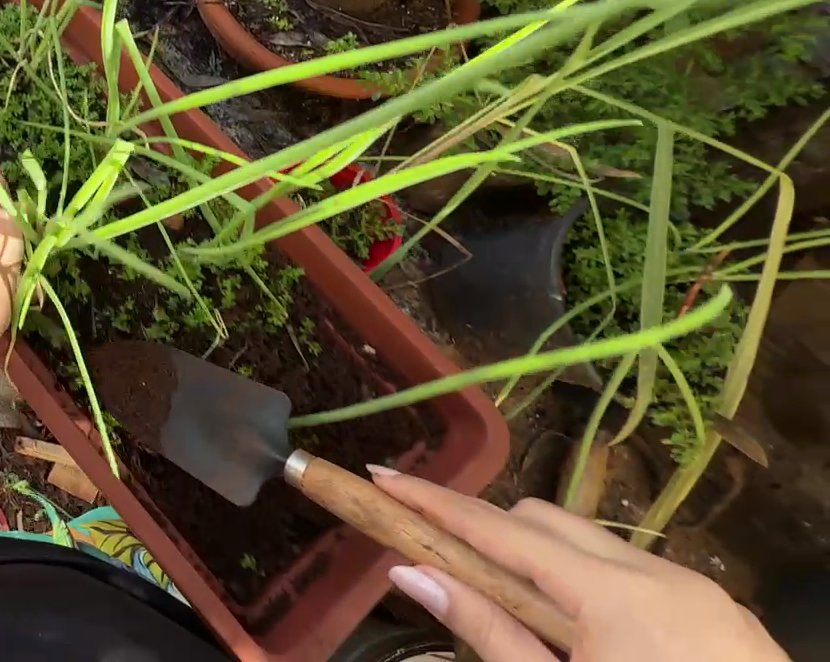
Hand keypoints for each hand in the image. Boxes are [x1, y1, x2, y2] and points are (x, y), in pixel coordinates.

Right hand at [373, 470, 787, 661]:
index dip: (431, 501)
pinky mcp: (728, 618)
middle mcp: (664, 576)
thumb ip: (484, 630)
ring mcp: (706, 595)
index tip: (377, 475)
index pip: (498, 529)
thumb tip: (407, 570)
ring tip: (512, 603)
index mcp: (621, 596)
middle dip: (484, 527)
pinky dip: (585, 579)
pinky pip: (632, 571)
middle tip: (437, 550)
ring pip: (588, 541)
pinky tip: (578, 628)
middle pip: (541, 518)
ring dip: (536, 554)